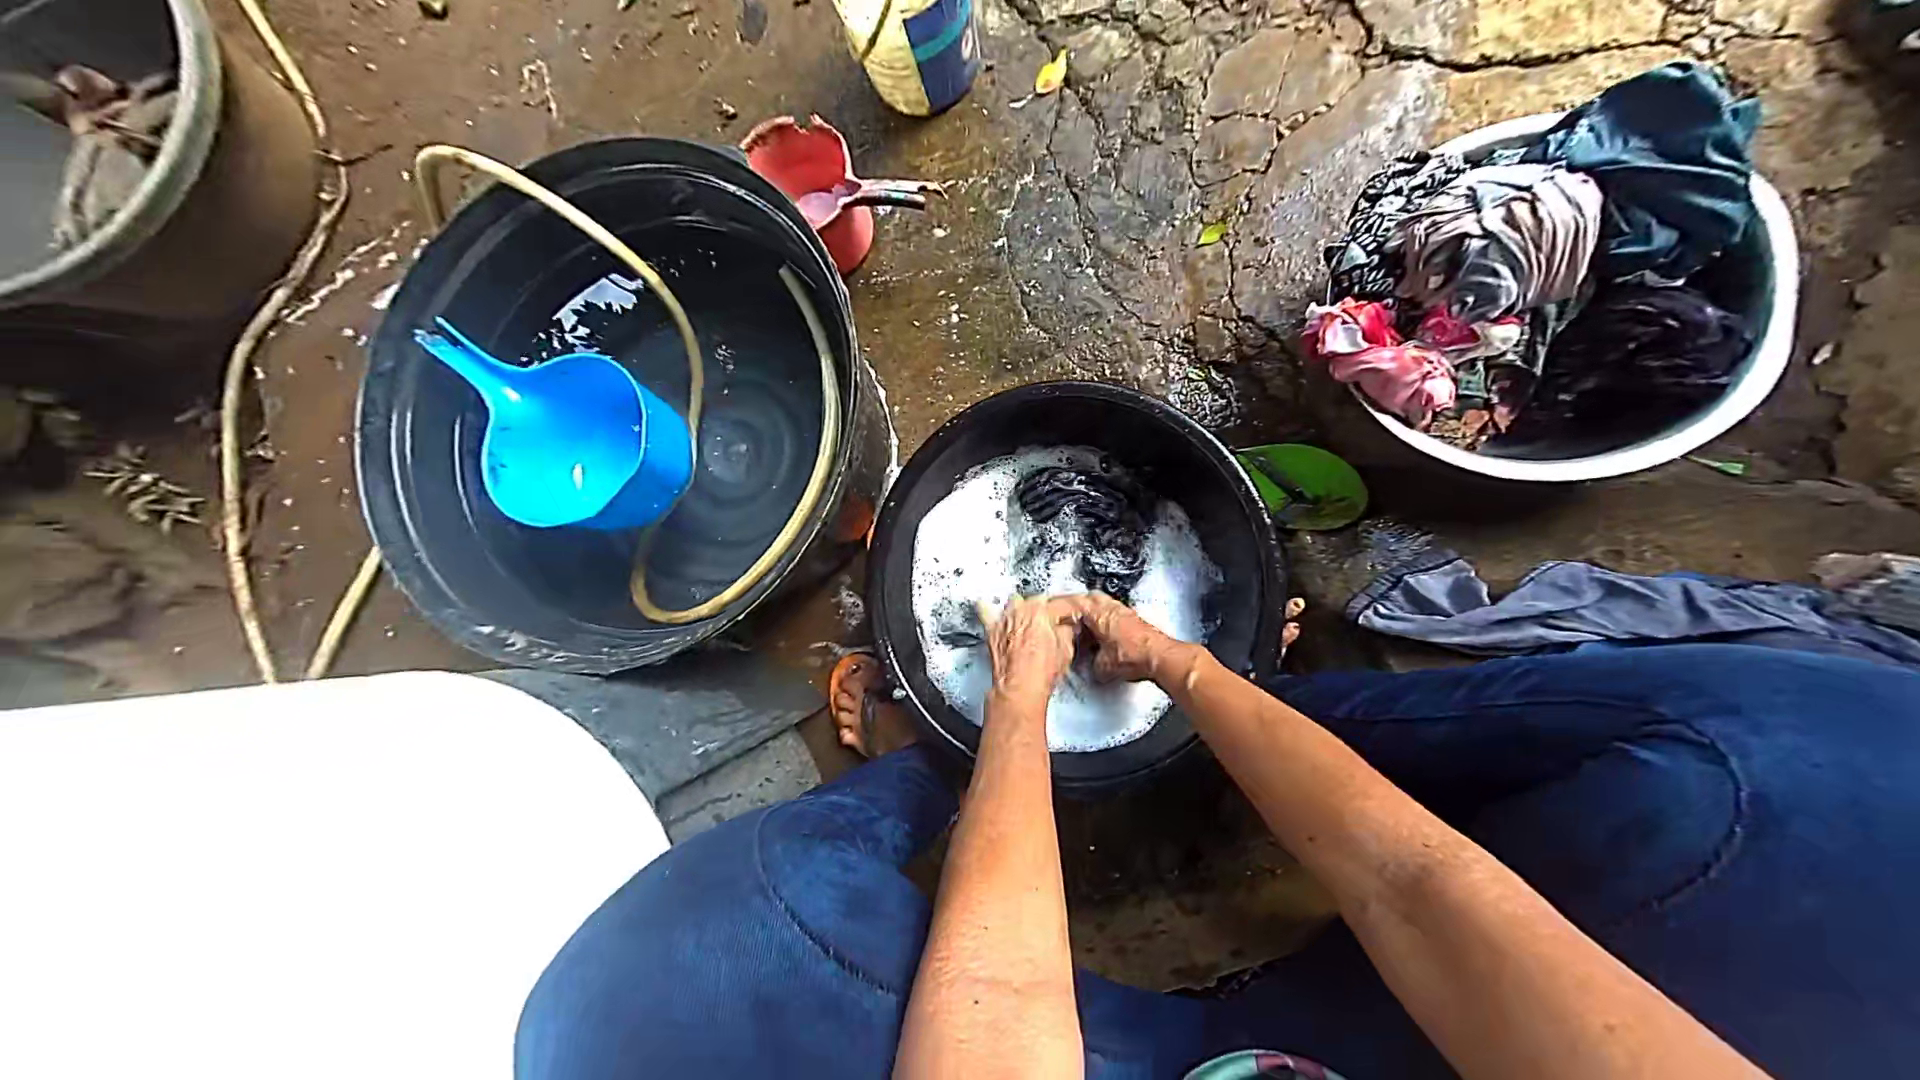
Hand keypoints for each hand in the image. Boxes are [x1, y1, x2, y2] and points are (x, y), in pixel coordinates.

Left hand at [980, 595, 1079, 701]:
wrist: (1019, 688)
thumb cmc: (1040, 671)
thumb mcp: (1066, 650)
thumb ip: (1067, 631)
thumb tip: (1067, 627)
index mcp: (1042, 610)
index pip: (1061, 603)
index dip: (1070, 609)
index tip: (1073, 614)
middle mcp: (1021, 609)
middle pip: (1038, 601)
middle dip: (1048, 610)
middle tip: (1055, 623)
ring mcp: (1005, 618)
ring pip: (1015, 603)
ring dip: (1024, 609)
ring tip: (1031, 622)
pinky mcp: (992, 630)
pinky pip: (986, 610)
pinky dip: (991, 610)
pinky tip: (995, 611)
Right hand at [1055, 592, 1194, 684]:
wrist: (1160, 657)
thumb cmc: (1134, 656)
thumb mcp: (1102, 666)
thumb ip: (1091, 664)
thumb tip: (1091, 666)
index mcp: (1099, 614)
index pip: (1075, 602)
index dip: (1064, 606)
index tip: (1057, 610)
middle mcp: (1112, 608)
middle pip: (1091, 597)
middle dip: (1080, 605)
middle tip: (1071, 615)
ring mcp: (1126, 613)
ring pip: (1105, 604)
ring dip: (1096, 611)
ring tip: (1088, 625)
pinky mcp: (1136, 621)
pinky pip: (1117, 614)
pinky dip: (1108, 619)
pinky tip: (1107, 633)